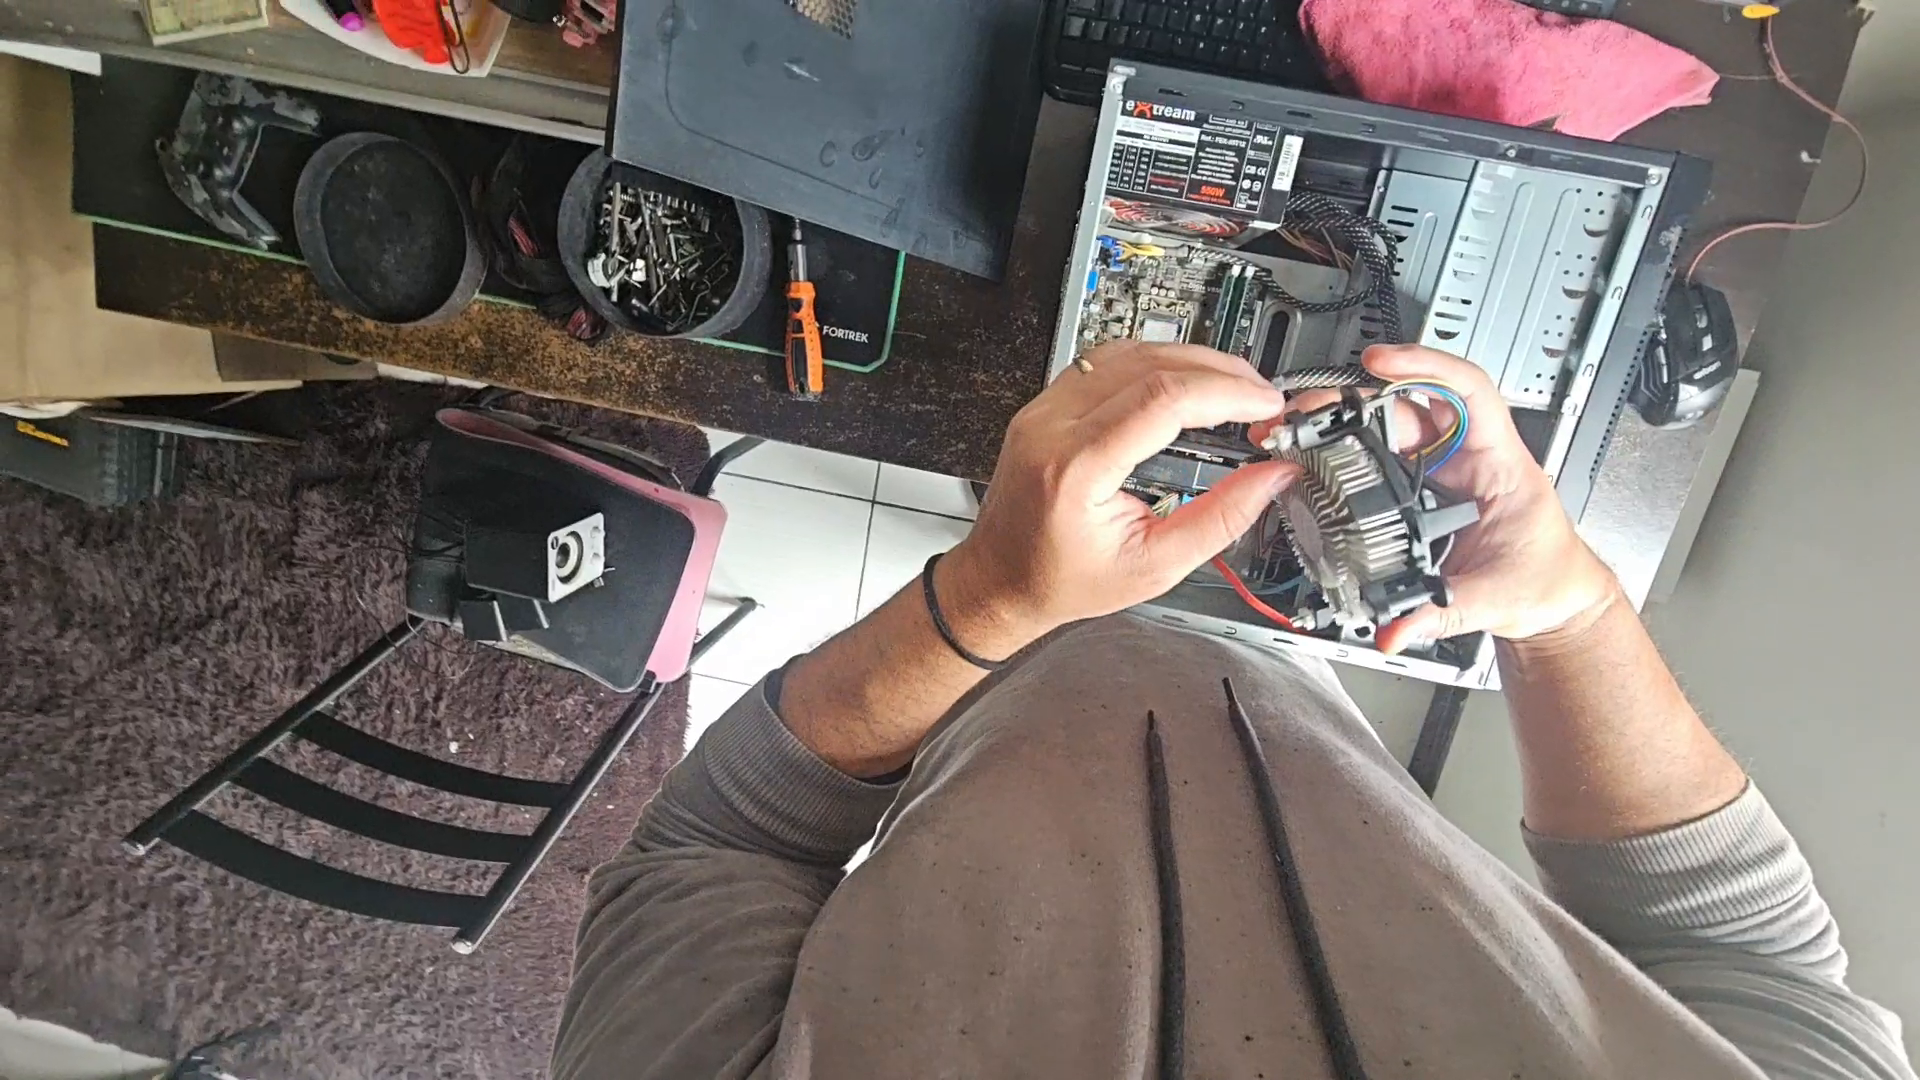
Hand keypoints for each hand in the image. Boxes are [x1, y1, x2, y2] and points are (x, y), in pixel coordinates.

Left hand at [938, 341, 1298, 657]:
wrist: (999, 582)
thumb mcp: (1152, 566)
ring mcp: (1040, 413)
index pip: (1161, 399)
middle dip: (1216, 371)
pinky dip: (1149, 364)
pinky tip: (1178, 382)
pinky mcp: (1042, 409)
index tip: (1263, 405)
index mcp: (1074, 470)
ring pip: (1124, 352)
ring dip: (1185, 360)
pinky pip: (1100, 364)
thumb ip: (1220, 519)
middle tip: (1257, 394)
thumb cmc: (1058, 582)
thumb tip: (1271, 478)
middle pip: (1147, 363)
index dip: (1225, 392)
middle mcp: (1049, 429)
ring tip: (1228, 386)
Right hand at [1259, 345, 1619, 654]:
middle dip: (1349, 404)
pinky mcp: (1415, 489)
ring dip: (1338, 425)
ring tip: (1297, 430)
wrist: (1550, 598)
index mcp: (1497, 465)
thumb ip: (1439, 612)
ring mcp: (1436, 472)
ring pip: (1383, 433)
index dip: (1423, 367)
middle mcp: (1463, 459)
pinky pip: (1375, 460)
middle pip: (1402, 411)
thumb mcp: (1494, 597)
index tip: (1381, 361)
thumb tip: (1392, 628)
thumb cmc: (1543, 580)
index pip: (1466, 393)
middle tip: (1304, 414)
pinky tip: (1312, 456)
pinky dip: (1341, 453)